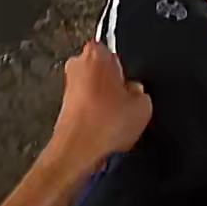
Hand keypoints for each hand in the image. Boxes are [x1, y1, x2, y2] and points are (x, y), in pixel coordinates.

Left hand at [48, 41, 151, 168]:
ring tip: (113, 122)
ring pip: (95, 89)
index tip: (129, 85)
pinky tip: (102, 130)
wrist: (77, 153)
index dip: (125, 71)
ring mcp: (69, 85)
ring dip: (103, 102)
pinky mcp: (64, 106)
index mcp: (96, 52)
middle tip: (123, 104)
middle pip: (104, 70)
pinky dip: (94, 116)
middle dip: (113, 85)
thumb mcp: (142, 105)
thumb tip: (135, 93)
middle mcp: (78, 63)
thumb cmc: (104, 124)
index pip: (115, 52)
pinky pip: (87, 106)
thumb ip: (141, 90)